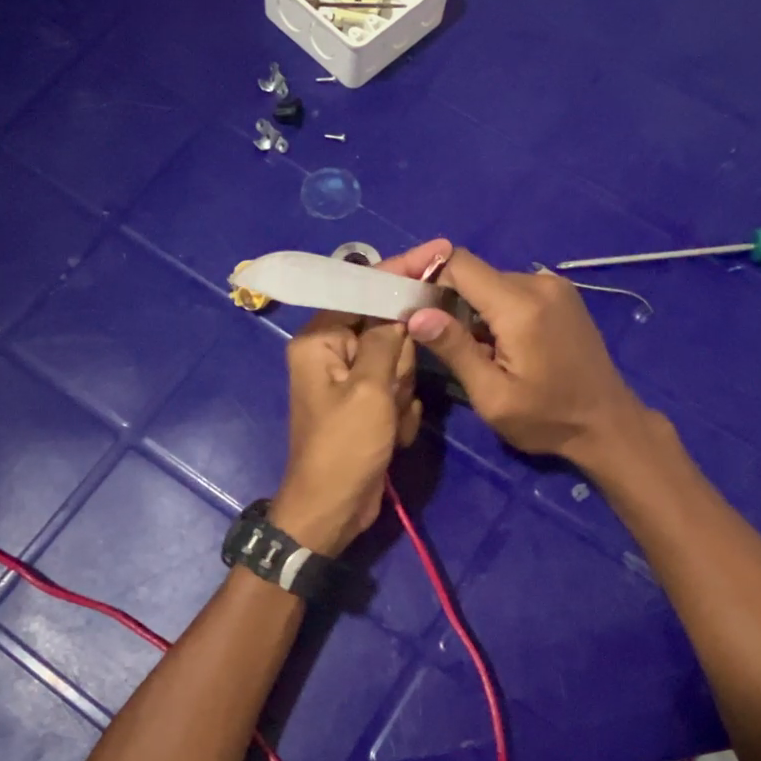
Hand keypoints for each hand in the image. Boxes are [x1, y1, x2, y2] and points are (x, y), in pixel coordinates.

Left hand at [270, 240, 451, 555]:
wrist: (332, 510)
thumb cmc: (344, 449)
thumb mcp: (371, 390)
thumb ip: (389, 340)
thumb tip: (401, 303)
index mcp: (320, 340)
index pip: (363, 289)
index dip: (401, 270)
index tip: (439, 250)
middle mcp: (332, 352)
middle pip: (387, 328)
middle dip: (402, 362)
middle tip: (391, 396)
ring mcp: (351, 380)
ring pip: (400, 361)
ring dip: (402, 393)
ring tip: (387, 423)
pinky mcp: (367, 405)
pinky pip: (399, 390)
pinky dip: (400, 413)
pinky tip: (390, 438)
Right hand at [406, 246, 646, 464]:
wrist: (607, 424)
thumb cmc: (546, 419)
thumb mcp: (492, 395)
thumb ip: (454, 349)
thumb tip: (416, 314)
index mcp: (521, 306)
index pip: (458, 264)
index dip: (427, 277)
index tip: (411, 305)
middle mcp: (539, 283)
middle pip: (475, 274)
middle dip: (449, 300)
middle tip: (442, 341)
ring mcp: (555, 286)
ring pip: (492, 282)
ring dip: (473, 309)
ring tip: (476, 350)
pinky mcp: (562, 295)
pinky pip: (513, 290)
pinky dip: (495, 310)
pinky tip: (500, 344)